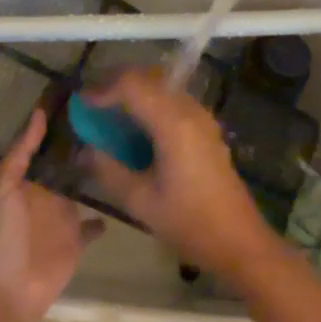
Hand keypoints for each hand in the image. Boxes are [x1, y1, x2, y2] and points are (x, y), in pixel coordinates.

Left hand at [0, 108, 104, 321]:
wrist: (8, 290)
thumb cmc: (0, 234)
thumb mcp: (2, 187)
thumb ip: (20, 152)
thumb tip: (38, 113)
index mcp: (25, 177)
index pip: (43, 143)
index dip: (58, 122)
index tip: (80, 95)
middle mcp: (46, 192)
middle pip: (66, 162)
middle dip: (83, 142)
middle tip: (114, 115)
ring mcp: (63, 217)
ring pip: (83, 189)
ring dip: (97, 174)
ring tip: (125, 148)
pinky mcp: (78, 241)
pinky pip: (94, 226)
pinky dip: (105, 216)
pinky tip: (126, 198)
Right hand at [82, 70, 273, 279]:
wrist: (240, 244)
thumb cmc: (190, 224)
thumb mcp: (140, 201)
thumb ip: (108, 169)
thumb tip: (85, 149)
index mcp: (173, 124)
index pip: (131, 85)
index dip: (101, 90)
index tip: (80, 104)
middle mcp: (189, 111)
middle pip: (147, 78)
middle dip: (115, 84)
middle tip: (91, 104)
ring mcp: (202, 118)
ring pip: (161, 86)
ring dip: (133, 92)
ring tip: (108, 113)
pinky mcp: (206, 129)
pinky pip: (172, 101)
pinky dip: (149, 103)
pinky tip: (136, 128)